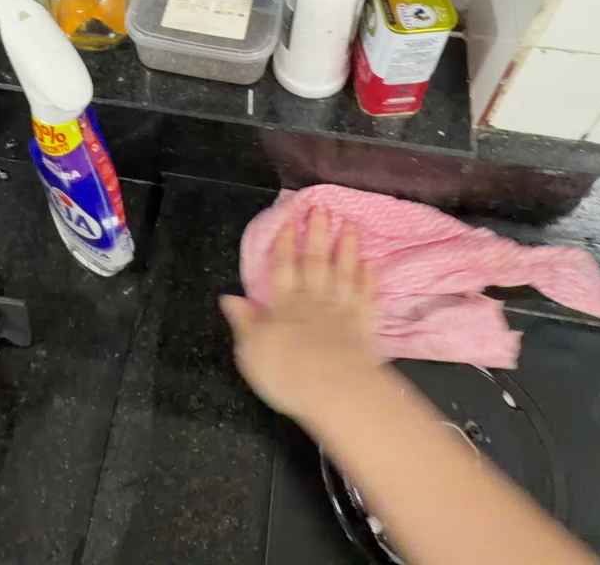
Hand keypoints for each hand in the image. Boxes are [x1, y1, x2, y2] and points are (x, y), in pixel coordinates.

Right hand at [221, 208, 379, 421]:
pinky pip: (365, 298)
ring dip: (346, 247)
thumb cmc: (287, 373)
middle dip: (316, 233)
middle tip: (321, 207)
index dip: (283, 243)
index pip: (281, 267)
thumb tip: (229, 298)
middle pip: (313, 261)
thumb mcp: (251, 350)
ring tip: (349, 223)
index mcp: (283, 305)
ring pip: (343, 272)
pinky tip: (370, 264)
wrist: (335, 391)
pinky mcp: (363, 325)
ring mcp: (340, 310)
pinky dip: (368, 280)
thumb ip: (244, 322)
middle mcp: (312, 300)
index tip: (287, 219)